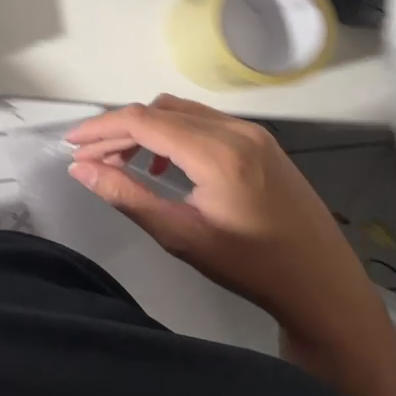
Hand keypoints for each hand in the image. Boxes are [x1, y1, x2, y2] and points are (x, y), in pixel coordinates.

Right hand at [64, 95, 378, 345]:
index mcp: (217, 153)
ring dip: (145, 128)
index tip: (72, 145)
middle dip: (118, 129)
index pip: (143, 121)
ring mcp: (254, 134)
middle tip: (91, 159)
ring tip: (121, 159)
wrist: (323, 285)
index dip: (101, 129)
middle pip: (159, 111)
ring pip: (181, 111)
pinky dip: (172, 131)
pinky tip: (163, 162)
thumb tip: (82, 169)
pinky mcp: (263, 143)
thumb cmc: (251, 266)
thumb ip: (127, 196)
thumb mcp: (181, 236)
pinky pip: (204, 121)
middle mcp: (236, 131)